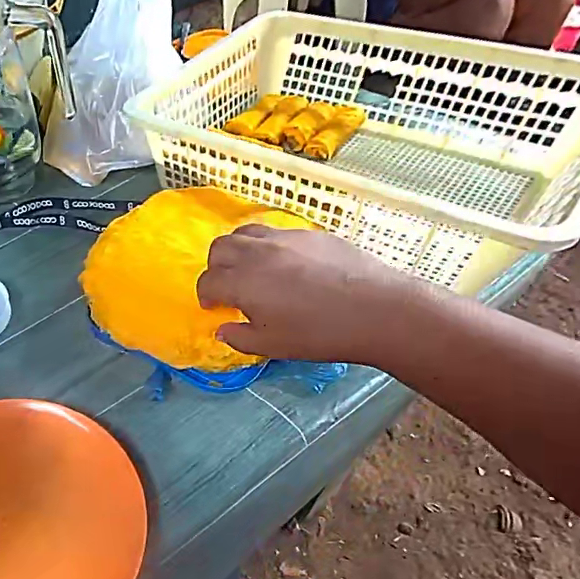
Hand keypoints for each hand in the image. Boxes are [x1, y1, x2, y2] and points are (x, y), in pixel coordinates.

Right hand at [197, 226, 426, 363]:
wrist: (374, 308)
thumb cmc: (319, 334)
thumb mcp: (273, 346)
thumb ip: (241, 337)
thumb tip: (223, 329)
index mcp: (242, 281)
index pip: (208, 281)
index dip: (205, 295)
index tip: (213, 307)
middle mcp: (257, 252)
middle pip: (220, 248)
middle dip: (216, 267)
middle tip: (227, 286)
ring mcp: (285, 237)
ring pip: (246, 232)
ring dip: (238, 250)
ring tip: (251, 269)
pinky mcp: (310, 233)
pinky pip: (276, 232)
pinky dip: (267, 246)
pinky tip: (285, 265)